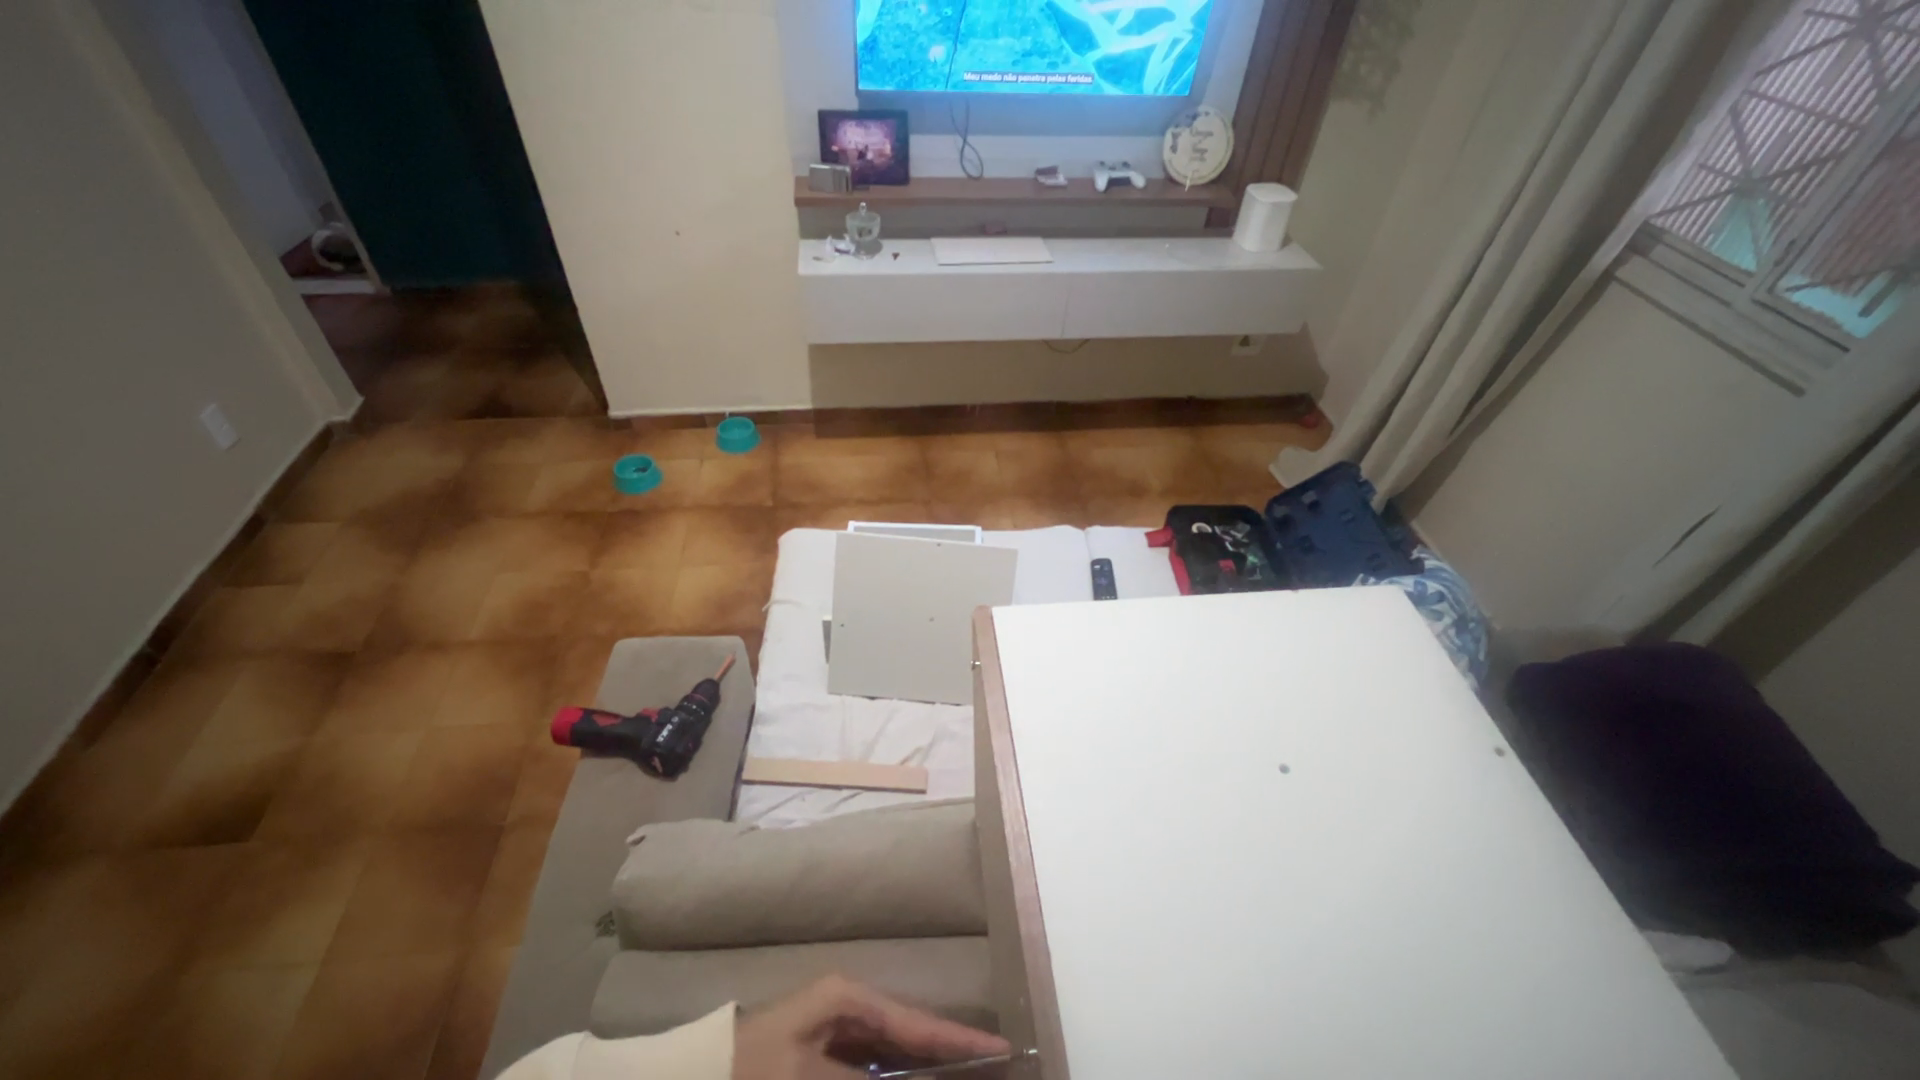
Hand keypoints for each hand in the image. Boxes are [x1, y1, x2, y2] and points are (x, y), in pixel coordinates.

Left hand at [733, 976, 1010, 1079]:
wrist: (696, 1072)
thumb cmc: (752, 1066)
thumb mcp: (807, 1076)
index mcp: (848, 999)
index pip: (916, 1023)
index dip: (959, 1039)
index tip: (1003, 1048)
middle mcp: (849, 1008)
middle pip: (911, 1036)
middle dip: (946, 1057)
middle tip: (989, 1065)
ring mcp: (838, 1032)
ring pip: (895, 1055)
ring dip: (922, 1069)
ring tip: (961, 1072)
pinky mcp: (825, 1057)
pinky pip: (871, 1066)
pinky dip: (893, 1074)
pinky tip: (914, 1077)